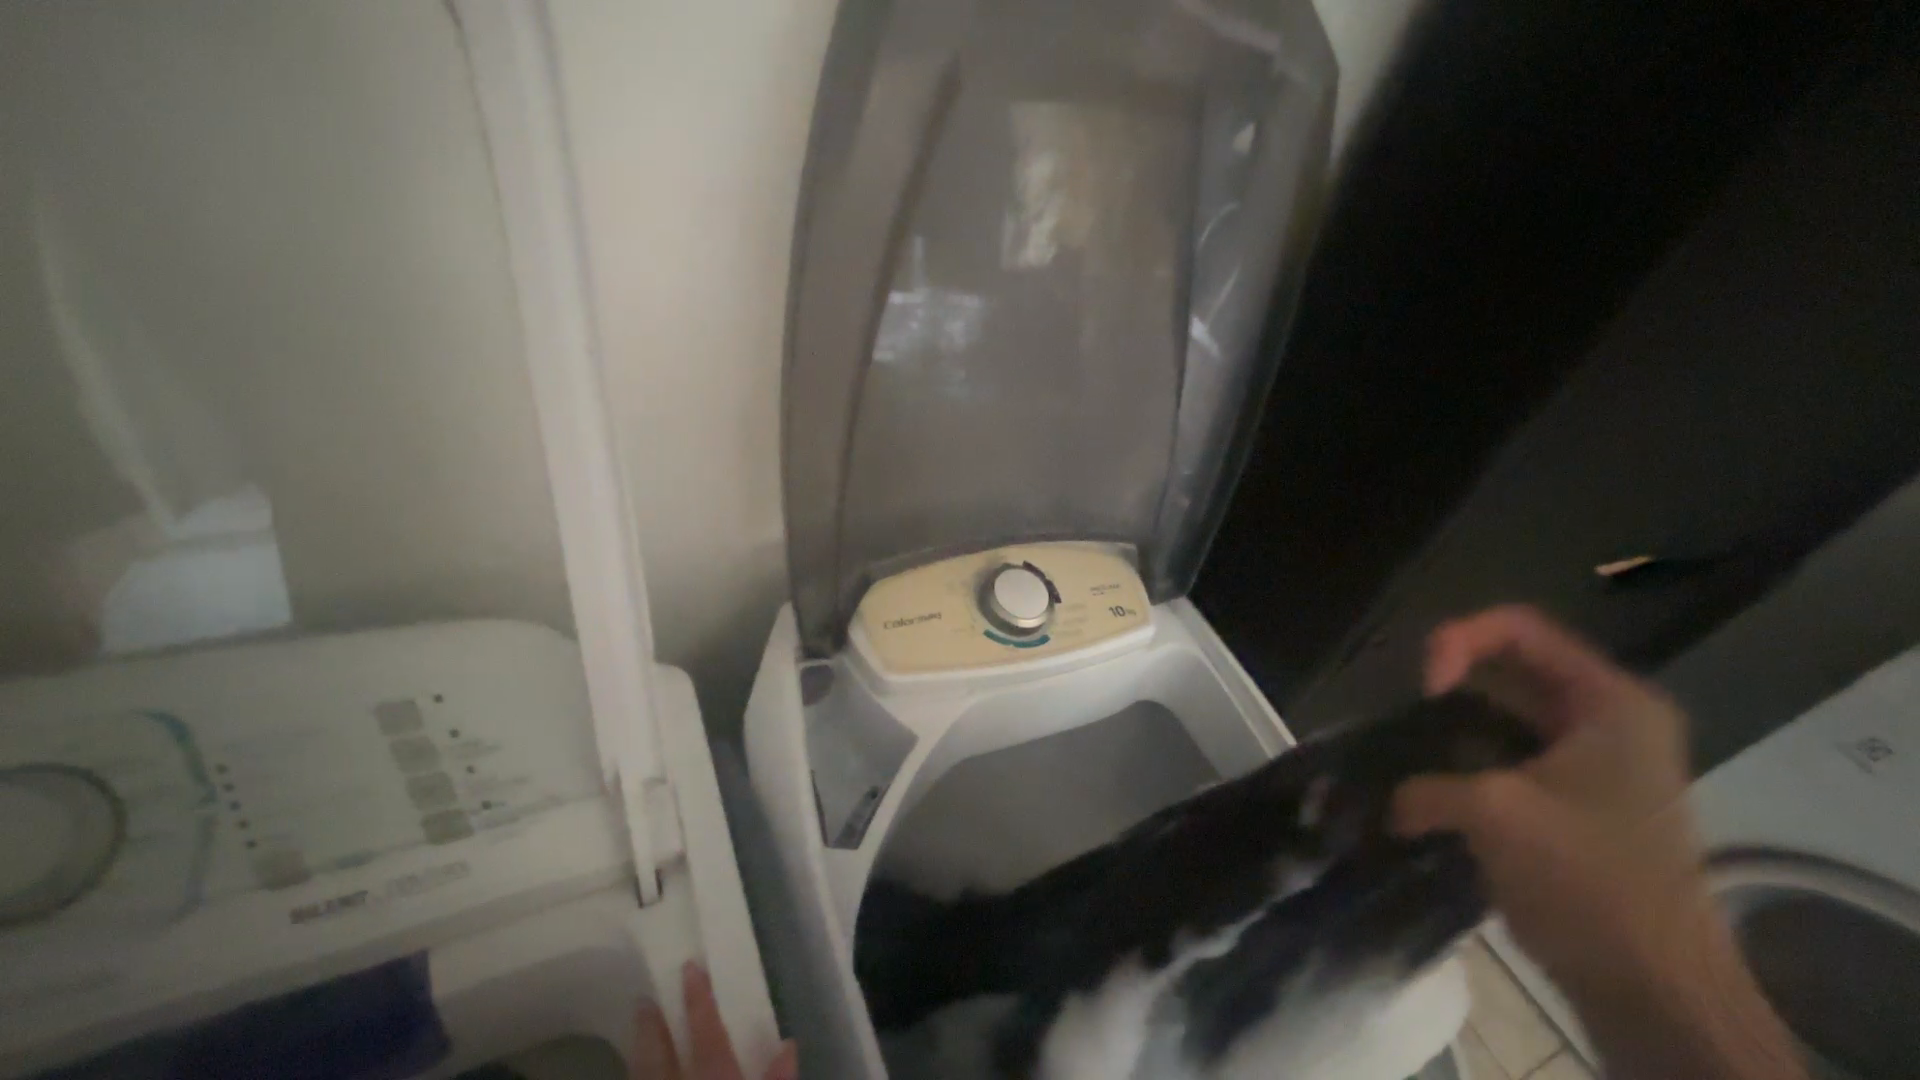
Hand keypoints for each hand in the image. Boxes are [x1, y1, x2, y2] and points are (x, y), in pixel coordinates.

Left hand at [632, 963, 798, 1079]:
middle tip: (645, 998)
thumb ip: (778, 1078)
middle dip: (652, 1028)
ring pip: (643, 1073)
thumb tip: (788, 1044)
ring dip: (641, 1052)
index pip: (705, 1033)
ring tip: (639, 1029)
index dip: (698, 1000)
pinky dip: (639, 1073)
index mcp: (715, 1075)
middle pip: (660, 1056)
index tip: (688, 967)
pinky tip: (641, 1070)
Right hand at [1392, 606, 1805, 1079]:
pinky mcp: (1575, 799)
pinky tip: (1427, 788)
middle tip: (1403, 718)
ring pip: (1505, 715)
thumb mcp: (1494, 814)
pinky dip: (1466, 761)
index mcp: (1609, 701)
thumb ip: (1425, 787)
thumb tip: (1390, 801)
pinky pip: (1509, 755)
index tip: (1423, 690)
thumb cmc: (1587, 878)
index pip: (1519, 628)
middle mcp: (1607, 718)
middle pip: (1510, 668)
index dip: (1458, 642)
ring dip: (1452, 727)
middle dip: (1449, 685)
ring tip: (1405, 751)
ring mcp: (1594, 760)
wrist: (1653, 984)